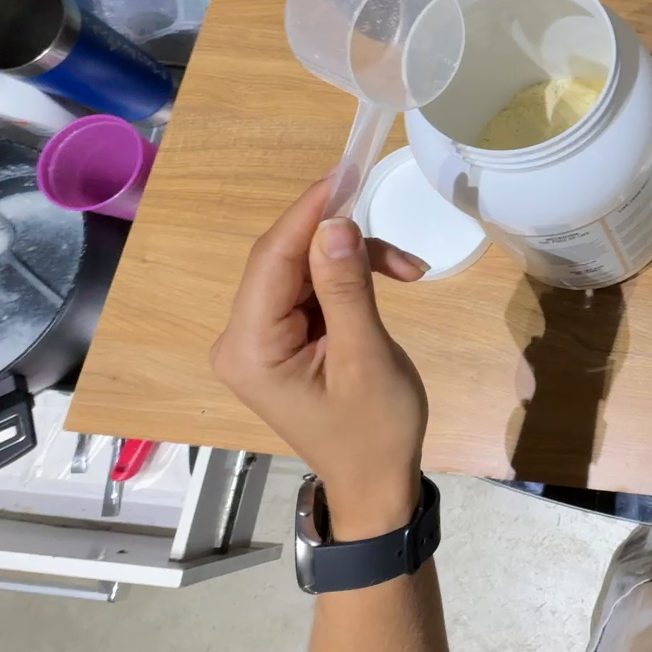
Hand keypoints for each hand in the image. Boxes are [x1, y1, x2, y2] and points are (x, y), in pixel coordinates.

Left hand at [210, 174, 432, 539]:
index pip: (272, 259)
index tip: (347, 171)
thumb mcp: (367, 358)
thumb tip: (335, 224)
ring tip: (409, 269)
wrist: (378, 480)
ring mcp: (263, 337)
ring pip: (305, 268)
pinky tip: (395, 278)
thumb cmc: (375, 429)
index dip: (308, 211)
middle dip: (342, 238)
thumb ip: (347, 289)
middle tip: (389, 216)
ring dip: (357, 259)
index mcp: (250, 348)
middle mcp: (243, 337)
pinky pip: (316, 288)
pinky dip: (354, 277)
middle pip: (285, 258)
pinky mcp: (287, 337)